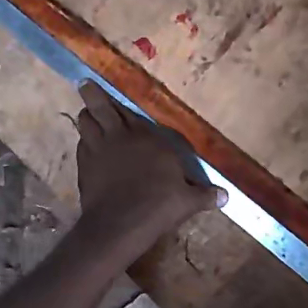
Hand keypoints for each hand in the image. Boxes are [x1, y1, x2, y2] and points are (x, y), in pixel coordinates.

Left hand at [74, 82, 223, 242]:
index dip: (123, 104)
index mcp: (149, 138)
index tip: (119, 98)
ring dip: (86, 115)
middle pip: (101, 106)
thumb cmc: (159, 205)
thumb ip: (204, 195)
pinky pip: (81, 144)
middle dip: (92, 93)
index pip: (133, 113)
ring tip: (87, 113)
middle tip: (85, 84)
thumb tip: (225, 197)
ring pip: (86, 121)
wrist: (121, 223)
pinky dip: (84, 141)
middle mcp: (122, 136)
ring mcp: (99, 149)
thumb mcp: (188, 201)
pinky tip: (87, 145)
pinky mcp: (84, 165)